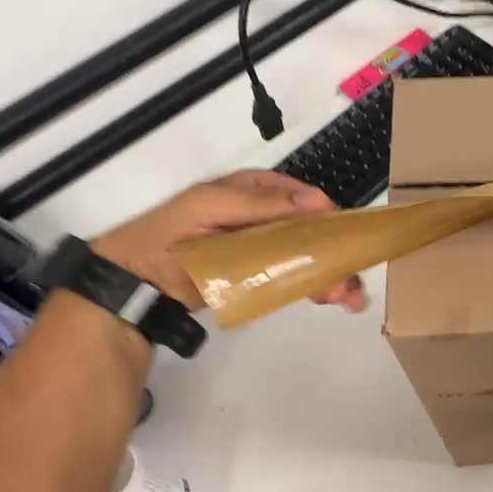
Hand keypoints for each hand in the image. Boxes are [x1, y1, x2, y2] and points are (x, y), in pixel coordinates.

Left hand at [92, 170, 366, 312]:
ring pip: (312, 257)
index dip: (328, 214)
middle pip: (315, 231)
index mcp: (256, 192)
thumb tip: (318, 200)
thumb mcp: (213, 207)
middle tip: (353, 276)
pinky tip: (333, 299)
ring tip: (349, 298)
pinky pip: (298, 279)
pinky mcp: (264, 277)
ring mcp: (268, 249)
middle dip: (339, 252)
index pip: (304, 197)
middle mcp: (268, 218)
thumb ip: (262, 204)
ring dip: (334, 275)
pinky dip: (318, 288)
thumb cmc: (172, 234)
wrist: (140, 280)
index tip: (345, 233)